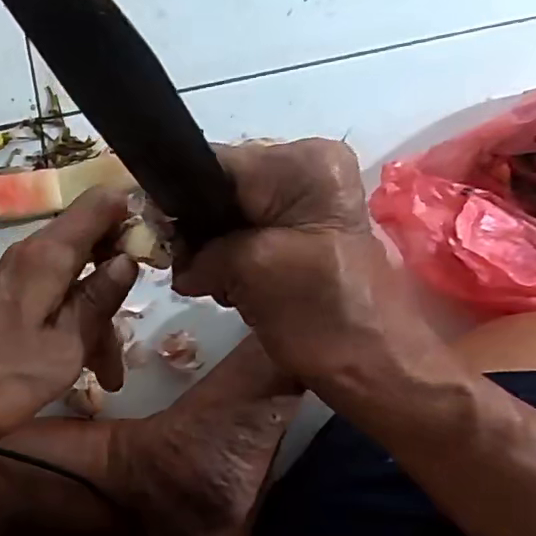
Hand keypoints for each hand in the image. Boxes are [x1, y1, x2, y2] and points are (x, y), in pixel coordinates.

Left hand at [0, 188, 138, 441]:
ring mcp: (21, 276)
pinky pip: (60, 297)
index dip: (132, 213)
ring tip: (111, 370)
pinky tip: (95, 369)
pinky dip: (79, 325)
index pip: (97, 203)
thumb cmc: (10, 378)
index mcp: (45, 255)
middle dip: (121, 275)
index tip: (159, 243)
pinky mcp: (16, 299)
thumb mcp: (68, 343)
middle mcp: (31, 254)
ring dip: (101, 317)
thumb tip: (129, 258)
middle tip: (141, 310)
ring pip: (79, 277)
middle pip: (91, 239)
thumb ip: (100, 298)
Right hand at [174, 139, 442, 385]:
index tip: (158, 240)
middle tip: (186, 271)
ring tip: (213, 286)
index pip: (213, 164)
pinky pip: (240, 237)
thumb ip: (201, 246)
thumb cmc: (322, 316)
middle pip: (216, 190)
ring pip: (223, 218)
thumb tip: (169, 253)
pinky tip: (228, 289)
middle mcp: (304, 170)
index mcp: (303, 163)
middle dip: (194, 231)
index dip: (177, 201)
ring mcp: (302, 204)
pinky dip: (225, 264)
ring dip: (207, 254)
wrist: (376, 372)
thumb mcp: (251, 267)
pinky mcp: (296, 235)